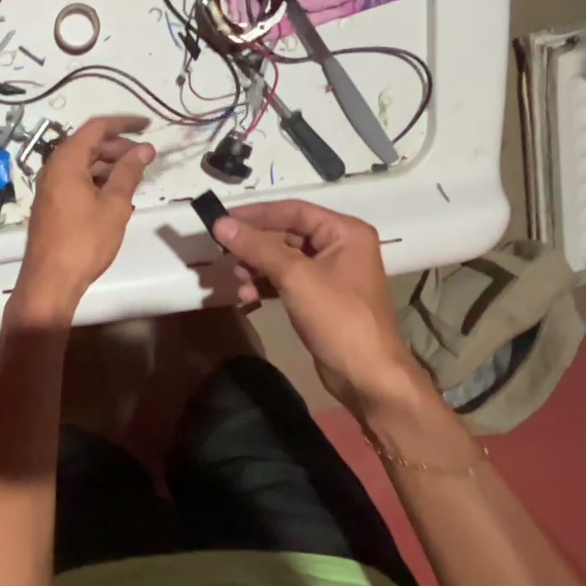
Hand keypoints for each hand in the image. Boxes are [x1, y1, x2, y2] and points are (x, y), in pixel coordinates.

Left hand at [17, 115, 155, 309]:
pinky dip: (98, 182)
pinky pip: (77, 182)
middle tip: (146, 157)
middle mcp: (54, 168)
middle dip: (119, 147)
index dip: (124, 123)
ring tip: (136, 178)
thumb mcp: (114, 205)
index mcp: (67, 161)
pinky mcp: (52, 204)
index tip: (148, 125)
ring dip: (110, 166)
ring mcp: (50, 187)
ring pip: (84, 165)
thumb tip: (144, 148)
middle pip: (89, 145)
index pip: (96, 127)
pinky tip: (118, 197)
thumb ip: (129, 172)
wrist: (50, 280)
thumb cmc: (84, 241)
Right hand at [215, 200, 428, 413]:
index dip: (256, 214)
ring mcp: (330, 274)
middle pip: (286, 234)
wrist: (366, 374)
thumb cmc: (338, 318)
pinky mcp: (319, 298)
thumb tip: (220, 224)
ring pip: (282, 259)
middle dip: (254, 246)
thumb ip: (257, 247)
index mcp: (345, 232)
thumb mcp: (296, 277)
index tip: (221, 220)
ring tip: (236, 280)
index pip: (293, 211)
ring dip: (256, 267)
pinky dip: (265, 285)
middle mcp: (339, 247)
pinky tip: (247, 296)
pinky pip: (285, 281)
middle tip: (224, 254)